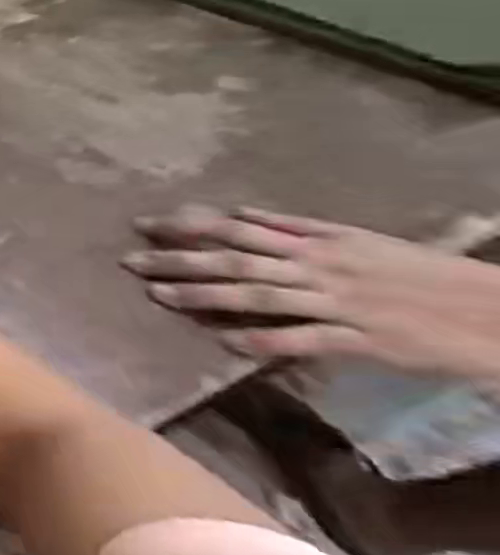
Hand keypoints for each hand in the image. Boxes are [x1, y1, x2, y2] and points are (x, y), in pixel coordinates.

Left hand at [124, 205, 499, 392]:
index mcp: (316, 242)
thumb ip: (293, 226)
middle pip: (232, 260)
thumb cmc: (426, 271)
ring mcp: (339, 304)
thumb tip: (237, 212)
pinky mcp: (365, 340)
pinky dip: (262, 340)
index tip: (142, 224)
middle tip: (128, 261)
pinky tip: (224, 343)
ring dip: (201, 295)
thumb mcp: (357, 237)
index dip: (184, 226)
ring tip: (156, 295)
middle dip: (175, 259)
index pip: (233, 229)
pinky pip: (303, 340)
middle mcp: (318, 268)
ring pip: (255, 295)